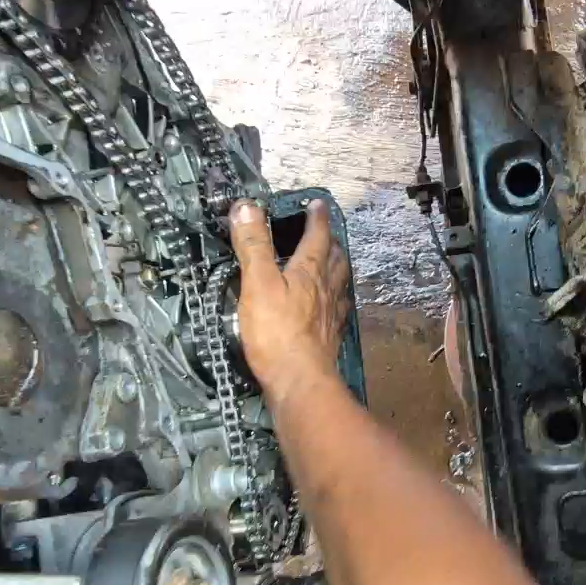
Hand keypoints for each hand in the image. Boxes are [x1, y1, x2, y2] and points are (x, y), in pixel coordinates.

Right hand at [229, 199, 349, 403]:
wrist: (299, 381)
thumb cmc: (276, 332)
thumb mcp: (258, 283)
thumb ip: (253, 245)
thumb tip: (247, 207)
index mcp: (310, 271)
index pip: (318, 236)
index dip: (317, 218)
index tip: (319, 204)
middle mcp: (326, 289)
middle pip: (334, 259)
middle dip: (331, 243)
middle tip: (327, 234)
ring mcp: (330, 314)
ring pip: (338, 284)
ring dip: (336, 269)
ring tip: (331, 264)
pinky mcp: (328, 337)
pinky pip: (336, 310)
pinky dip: (333, 300)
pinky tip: (330, 306)